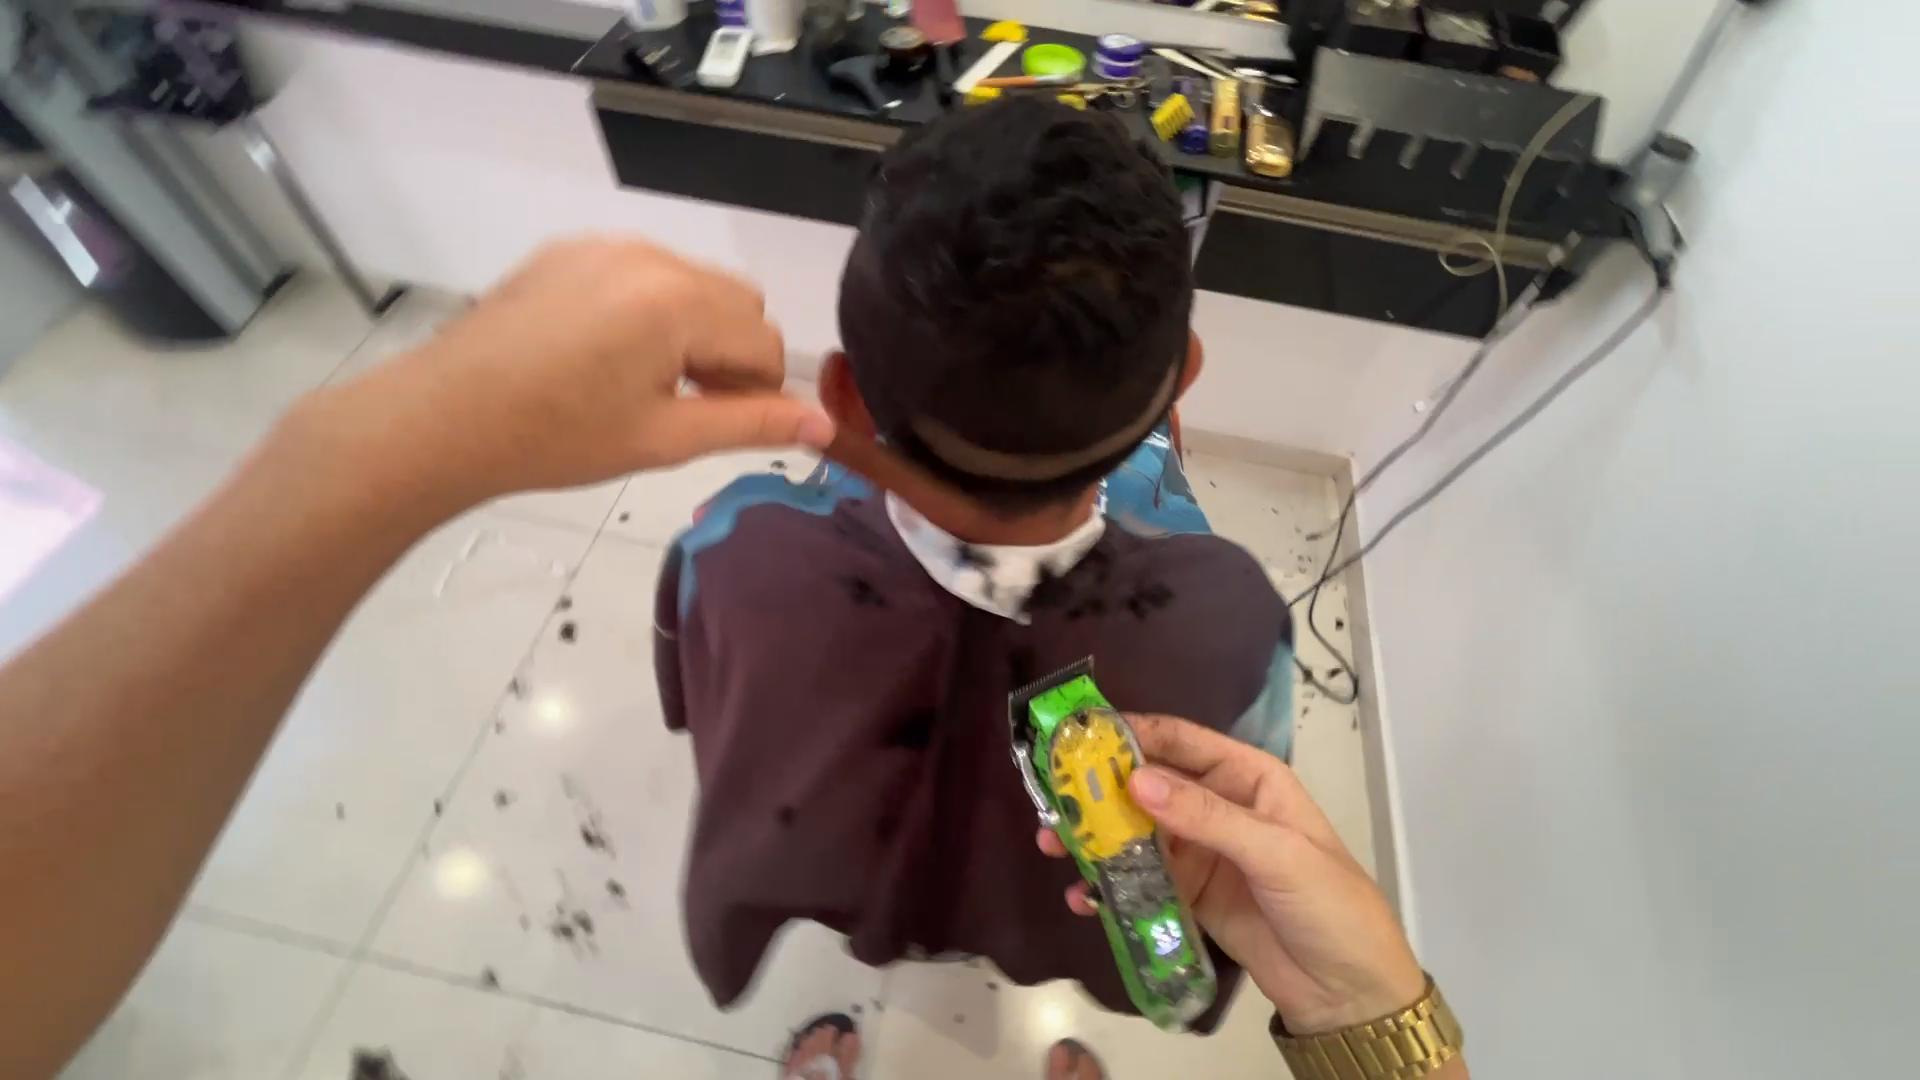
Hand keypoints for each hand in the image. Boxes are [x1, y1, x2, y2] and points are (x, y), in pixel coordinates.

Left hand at [304, 237, 833, 507]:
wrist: (444, 417)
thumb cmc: (560, 438)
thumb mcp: (668, 439)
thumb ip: (754, 424)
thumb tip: (826, 427)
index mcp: (676, 303)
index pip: (765, 341)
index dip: (760, 390)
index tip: (720, 421)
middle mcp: (650, 257)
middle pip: (742, 302)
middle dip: (736, 353)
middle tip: (690, 401)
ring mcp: (608, 245)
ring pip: (701, 284)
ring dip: (702, 330)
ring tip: (653, 378)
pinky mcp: (574, 249)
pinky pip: (653, 271)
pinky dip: (661, 309)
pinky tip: (616, 351)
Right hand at [1037, 715, 1425, 1035]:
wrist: (1353, 998)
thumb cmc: (1331, 906)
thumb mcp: (1276, 854)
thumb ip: (1206, 817)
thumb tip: (1136, 781)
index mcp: (1245, 777)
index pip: (1180, 741)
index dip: (1133, 733)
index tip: (1082, 735)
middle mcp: (1215, 805)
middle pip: (1148, 785)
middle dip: (1100, 787)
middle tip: (1055, 794)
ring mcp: (1198, 851)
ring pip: (1135, 830)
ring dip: (1096, 835)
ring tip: (1054, 843)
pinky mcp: (1186, 893)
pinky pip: (1139, 879)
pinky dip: (1110, 885)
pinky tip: (1083, 896)